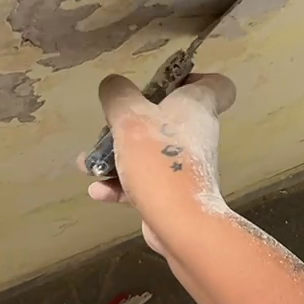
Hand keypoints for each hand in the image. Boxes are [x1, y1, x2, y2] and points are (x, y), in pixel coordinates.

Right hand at [78, 73, 235, 251]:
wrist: (179, 224)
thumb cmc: (160, 161)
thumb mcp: (130, 117)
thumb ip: (118, 95)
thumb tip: (113, 86)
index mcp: (197, 108)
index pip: (217, 85)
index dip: (195, 78)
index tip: (166, 82)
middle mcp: (196, 137)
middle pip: (168, 119)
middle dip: (131, 123)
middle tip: (109, 127)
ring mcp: (186, 170)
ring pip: (149, 154)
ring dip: (115, 158)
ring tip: (87, 164)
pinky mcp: (174, 197)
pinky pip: (143, 184)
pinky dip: (120, 187)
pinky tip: (98, 191)